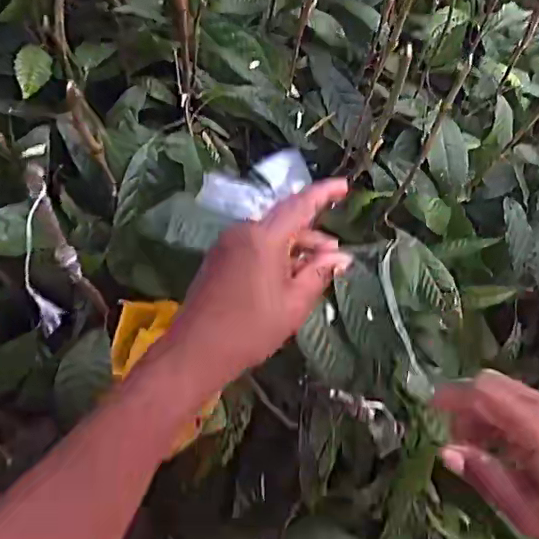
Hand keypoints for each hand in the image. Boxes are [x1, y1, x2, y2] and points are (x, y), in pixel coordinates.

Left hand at [157, 179, 349, 385]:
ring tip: (316, 266)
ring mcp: (228, 242)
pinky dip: (277, 251)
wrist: (193, 352)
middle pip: (286, 218)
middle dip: (313, 229)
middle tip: (335, 250)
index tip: (344, 186)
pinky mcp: (220, 256)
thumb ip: (319, 273)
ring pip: (271, 232)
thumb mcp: (294, 304)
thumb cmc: (249, 330)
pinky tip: (289, 273)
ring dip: (295, 244)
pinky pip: (256, 243)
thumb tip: (342, 256)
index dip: (325, 193)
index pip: (301, 204)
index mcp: (264, 237)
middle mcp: (245, 231)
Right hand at [434, 371, 538, 538]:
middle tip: (450, 437)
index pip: (484, 390)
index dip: (453, 396)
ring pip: (514, 396)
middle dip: (469, 403)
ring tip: (472, 449)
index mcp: (538, 423)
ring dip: (488, 413)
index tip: (427, 408)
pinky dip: (508, 421)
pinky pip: (531, 409)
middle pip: (498, 385)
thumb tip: (447, 451)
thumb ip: (487, 476)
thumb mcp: (529, 512)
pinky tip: (503, 453)